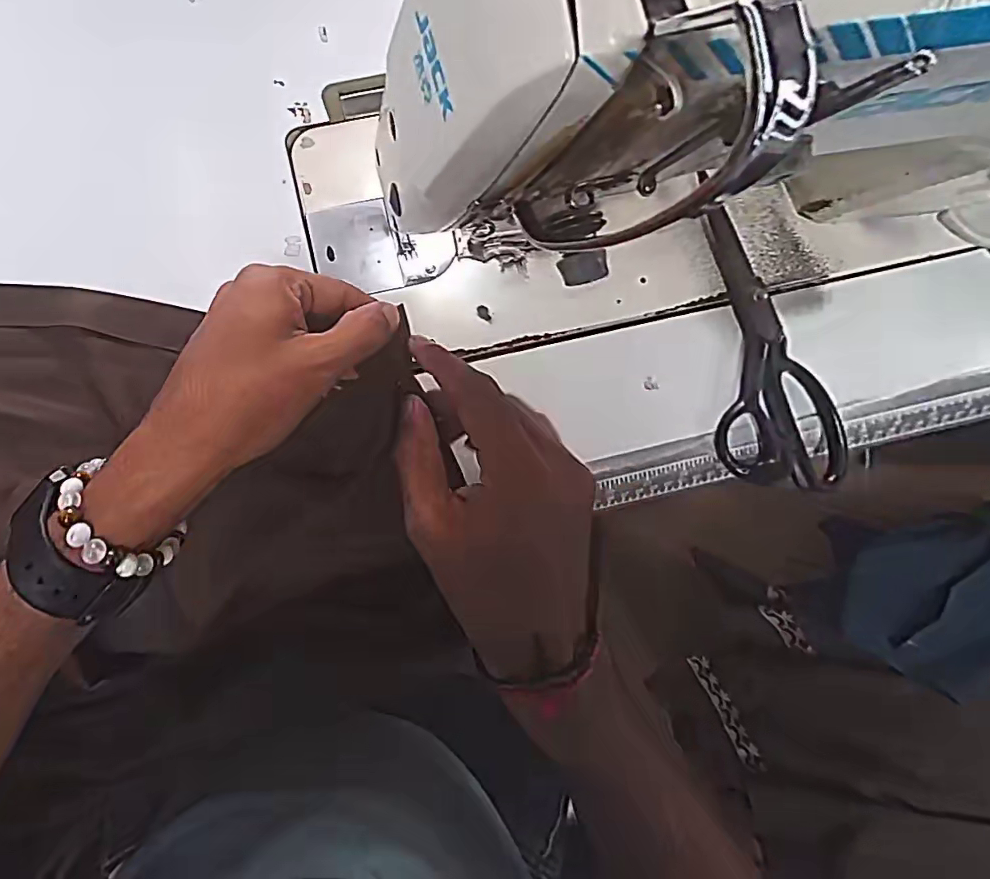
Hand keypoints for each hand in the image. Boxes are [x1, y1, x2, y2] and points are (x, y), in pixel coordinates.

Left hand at [82, 265, 399, 546]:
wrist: (188, 442)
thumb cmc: (234, 406)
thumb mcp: (319, 365)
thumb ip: (362, 333)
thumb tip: (384, 315)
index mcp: (267, 282)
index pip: (342, 290)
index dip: (370, 322)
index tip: (385, 342)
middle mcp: (245, 290)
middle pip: (319, 307)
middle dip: (339, 341)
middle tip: (347, 372)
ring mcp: (233, 315)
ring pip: (298, 326)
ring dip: (316, 354)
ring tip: (317, 385)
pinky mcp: (228, 340)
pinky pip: (275, 340)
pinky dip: (292, 360)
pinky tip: (294, 387)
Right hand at [393, 337, 598, 678]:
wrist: (541, 640)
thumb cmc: (483, 591)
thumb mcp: (431, 525)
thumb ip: (417, 458)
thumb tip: (413, 409)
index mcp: (520, 471)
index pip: (479, 395)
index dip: (445, 365)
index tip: (419, 348)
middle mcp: (555, 463)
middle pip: (500, 400)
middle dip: (456, 391)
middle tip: (419, 402)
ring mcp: (572, 472)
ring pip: (519, 415)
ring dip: (479, 410)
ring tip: (440, 426)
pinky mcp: (576, 483)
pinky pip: (534, 436)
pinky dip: (501, 429)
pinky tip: (474, 445)